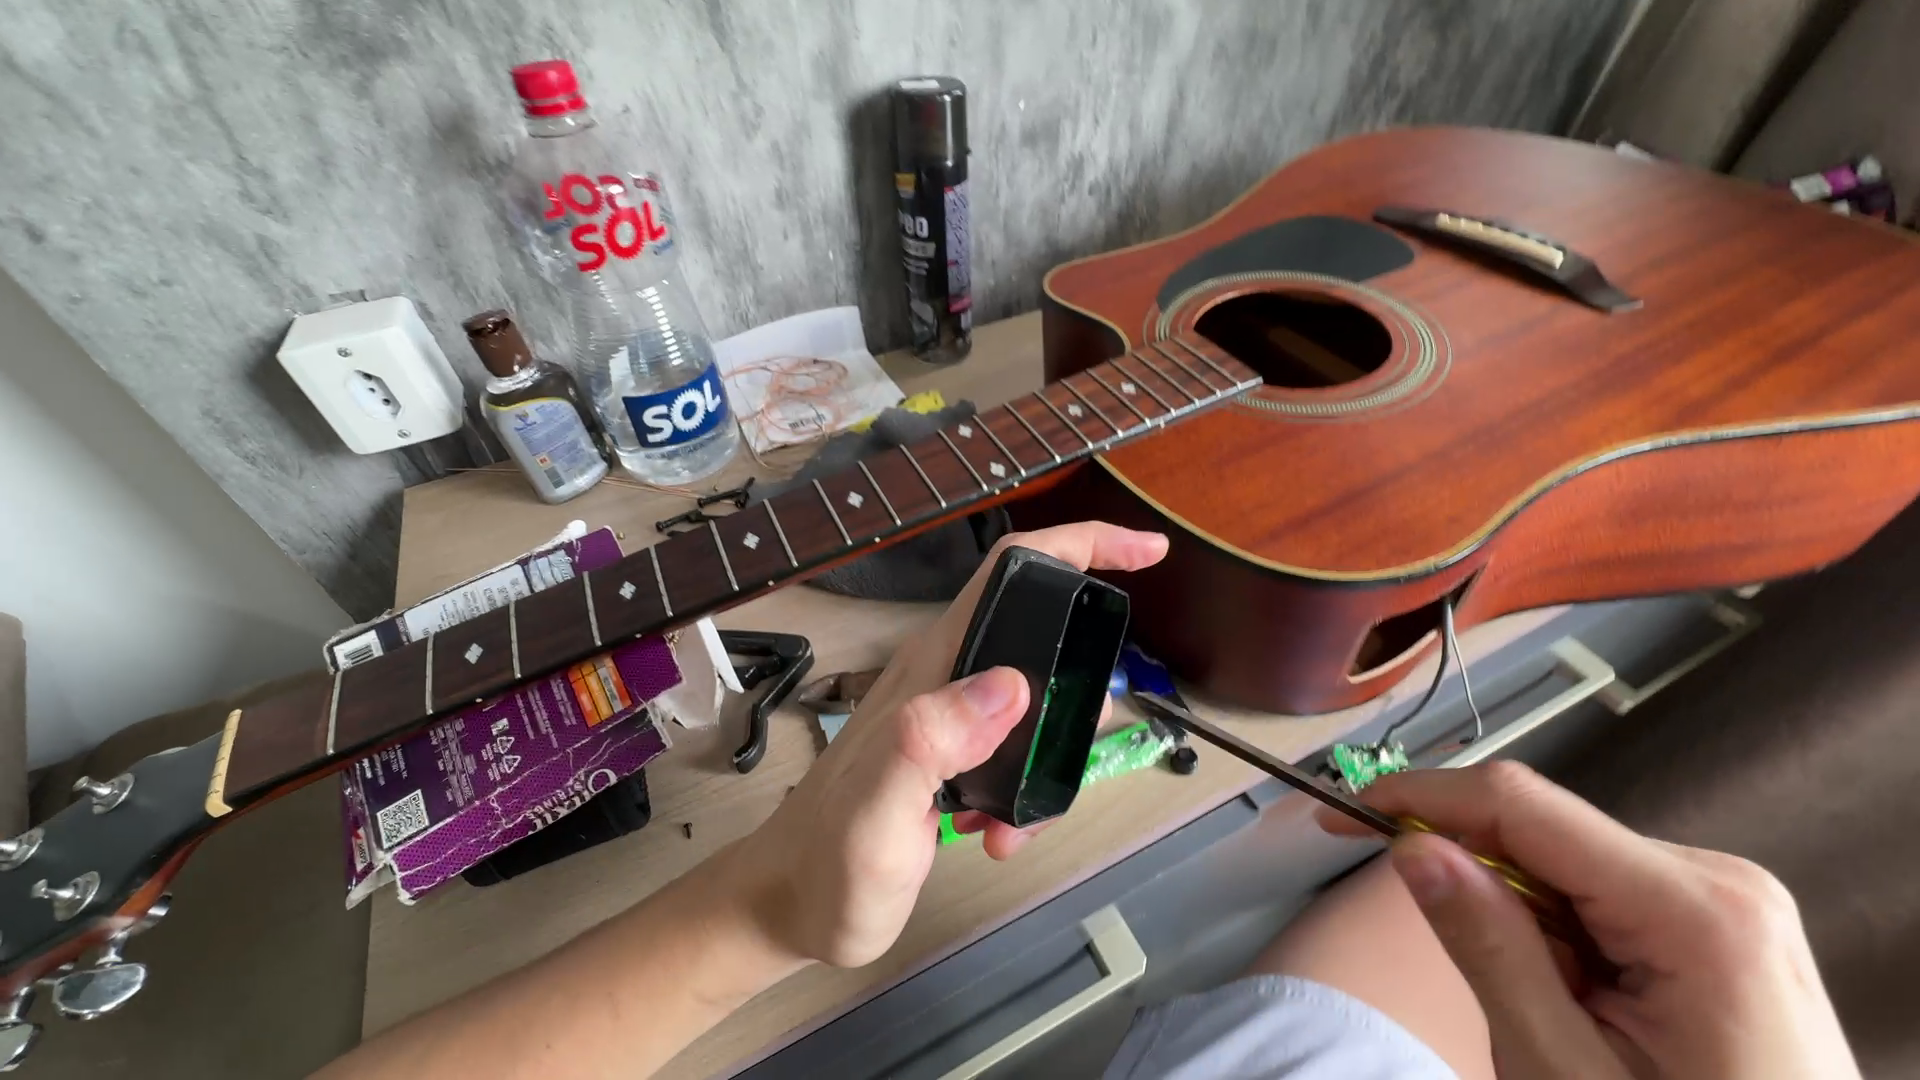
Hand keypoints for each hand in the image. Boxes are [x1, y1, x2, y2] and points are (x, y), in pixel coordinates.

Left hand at [714, 522, 1169, 969]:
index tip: (1146, 553)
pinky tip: (997, 833)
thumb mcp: (878, 812)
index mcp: (933, 665)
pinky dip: (1028, 791)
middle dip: (1079, 684)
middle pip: (1040, 635)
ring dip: (1053, 757)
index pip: (1013, 571)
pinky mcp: (953, 752)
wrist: (791, 904)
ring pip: (1037, 700)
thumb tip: (1015, 683)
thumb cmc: (829, 865)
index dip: (1081, 546)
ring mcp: (949, 713)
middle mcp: (945, 675)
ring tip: (1021, 816)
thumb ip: (932, 739)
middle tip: (1079, 746)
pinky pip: (1018, 747)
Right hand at [1321, 762, 1857, 1079]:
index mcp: (1694, 909)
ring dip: (1511, 904)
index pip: (1519, 803)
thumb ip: (1489, 949)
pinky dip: (1548, 920)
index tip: (1342, 815)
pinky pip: (1587, 880)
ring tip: (1538, 993)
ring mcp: (1718, 892)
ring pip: (1555, 852)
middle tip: (1449, 945)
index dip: (1416, 795)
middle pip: (1537, 825)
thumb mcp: (1563, 1070)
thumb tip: (1409, 846)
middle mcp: (1713, 877)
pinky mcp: (1709, 912)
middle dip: (1470, 867)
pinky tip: (1571, 983)